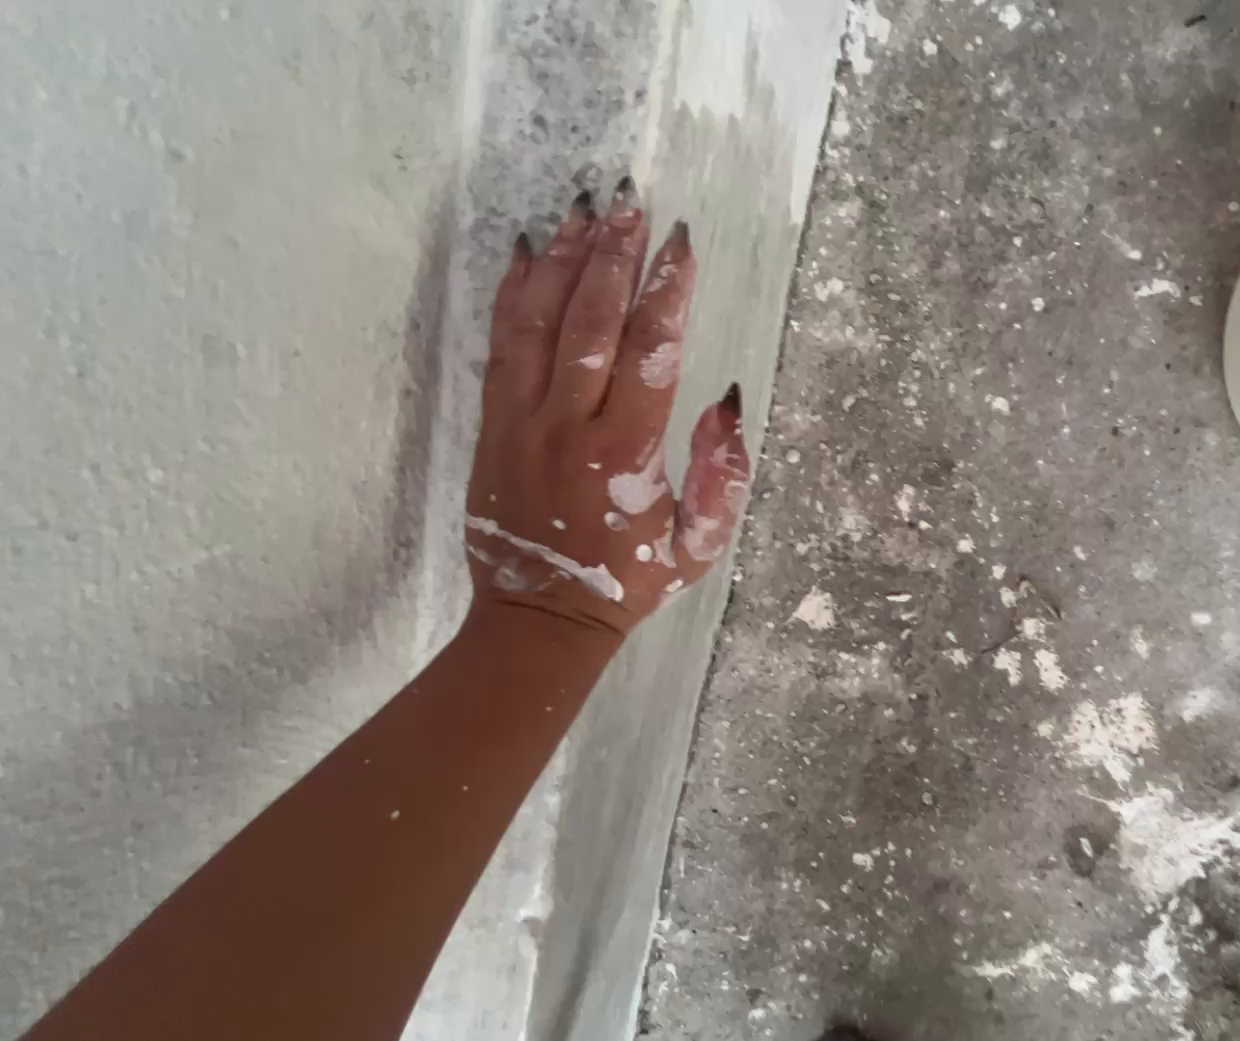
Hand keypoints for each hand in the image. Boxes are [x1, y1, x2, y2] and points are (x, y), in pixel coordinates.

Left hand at [464, 180, 749, 634]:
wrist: (540, 616)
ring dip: (564, 261)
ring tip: (584, 212)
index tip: (681, 246)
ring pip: (540, 322)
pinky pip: (501, 344)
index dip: (668, 295)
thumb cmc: (631, 580)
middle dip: (614, 258)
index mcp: (624, 452)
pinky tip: (528, 255)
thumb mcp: (701, 544)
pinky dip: (515, 294)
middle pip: (591, 321)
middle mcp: (568, 424)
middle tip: (631, 205)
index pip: (650, 354)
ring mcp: (521, 420)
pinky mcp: (493, 423)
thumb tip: (725, 399)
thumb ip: (724, 476)